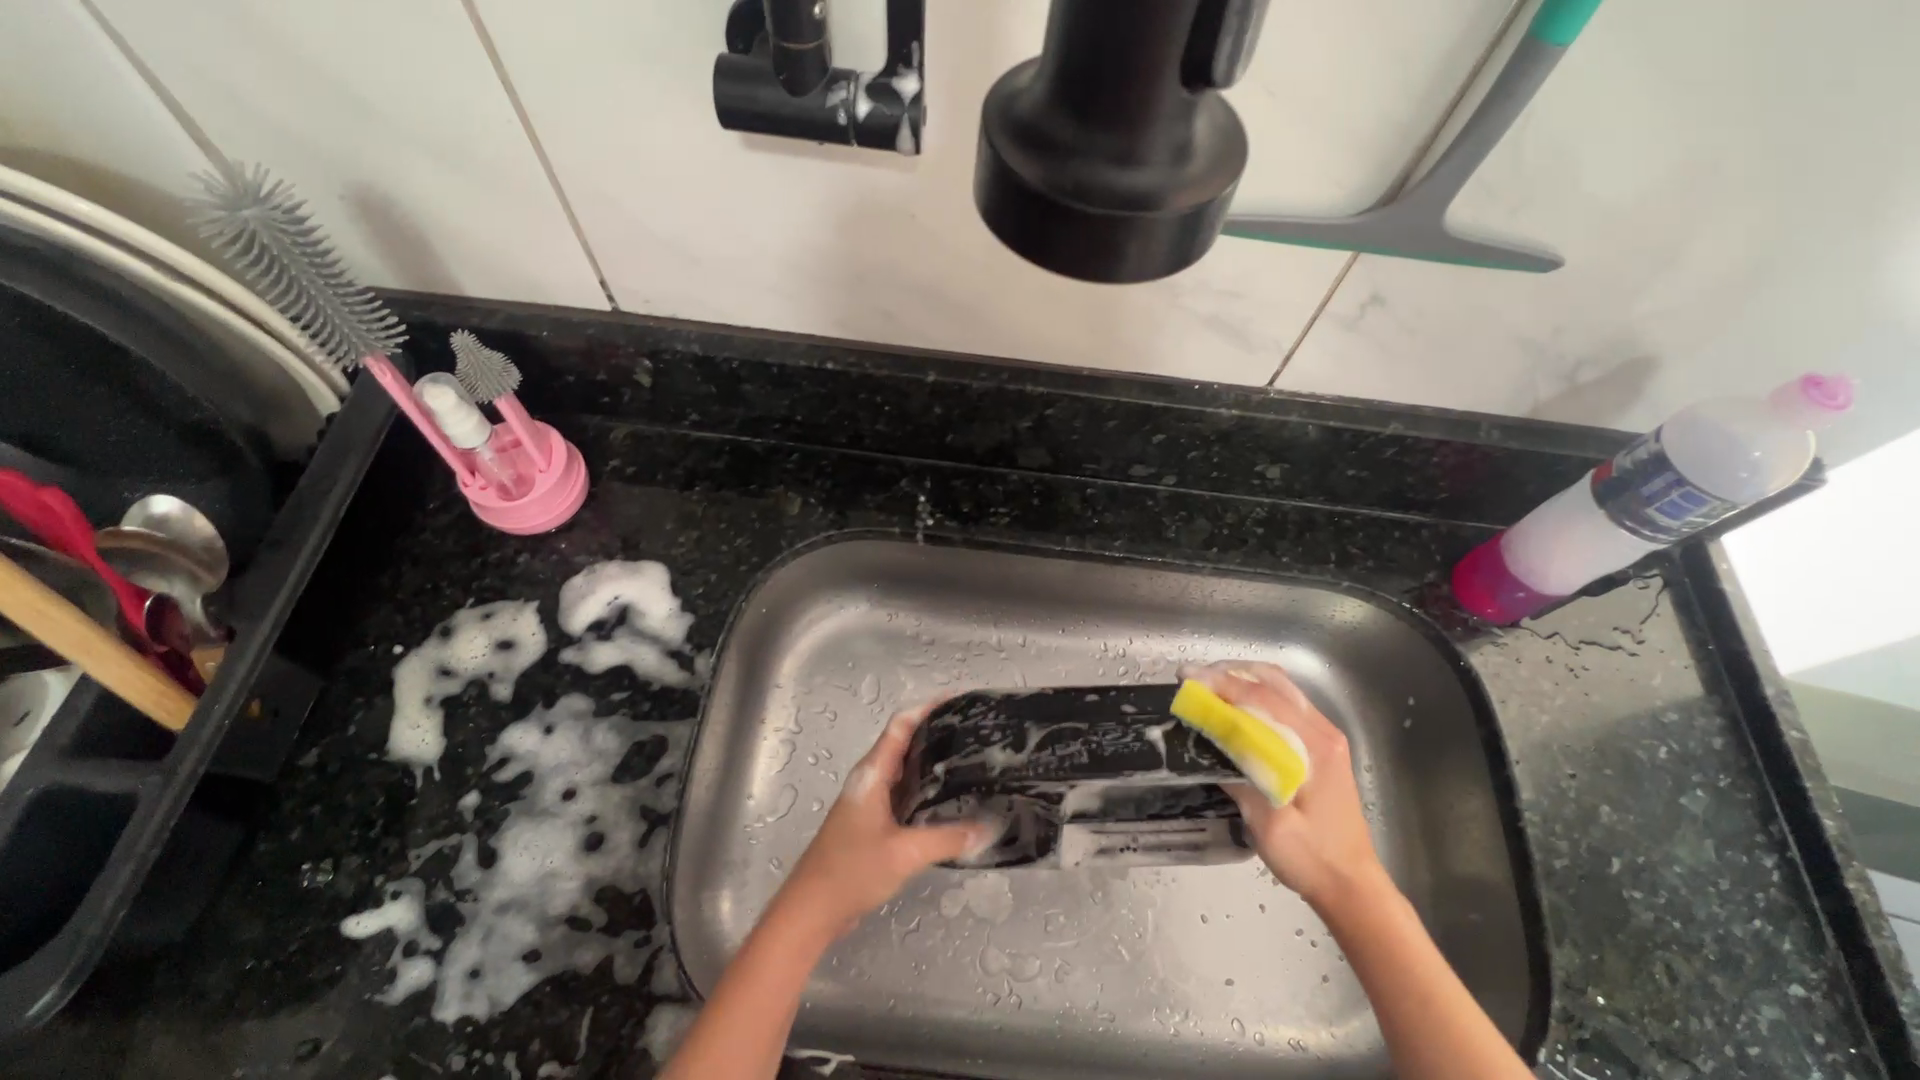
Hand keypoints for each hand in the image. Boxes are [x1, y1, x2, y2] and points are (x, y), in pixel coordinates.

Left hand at [771, 701, 992, 940]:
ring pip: (905, 773)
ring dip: (932, 765)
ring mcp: (870, 803)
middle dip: (937, 734)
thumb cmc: (851, 871)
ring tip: (971, 761)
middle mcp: (870, 781)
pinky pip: (904, 797)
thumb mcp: (906, 853)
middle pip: (904, 744)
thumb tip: (989, 827)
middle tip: (976, 732)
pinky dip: (926, 793)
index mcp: (872, 774)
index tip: (959, 700)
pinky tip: (950, 804)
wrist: (812, 910)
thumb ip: (948, 838)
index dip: (927, 708)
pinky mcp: (872, 825)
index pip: (900, 725)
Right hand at [1182, 661, 1389, 909]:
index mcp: (1314, 746)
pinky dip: (1255, 699)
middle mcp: (1323, 732)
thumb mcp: (1269, 824)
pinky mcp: (1320, 748)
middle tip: (1193, 680)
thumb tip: (1210, 747)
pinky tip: (1233, 711)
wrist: (1351, 884)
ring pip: (1281, 690)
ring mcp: (1325, 738)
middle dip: (1230, 674)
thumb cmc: (1312, 858)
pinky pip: (1284, 707)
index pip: (1263, 698)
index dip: (1221, 683)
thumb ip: (1241, 780)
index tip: (1187, 679)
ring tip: (1207, 690)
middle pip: (1274, 682)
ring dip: (1242, 683)